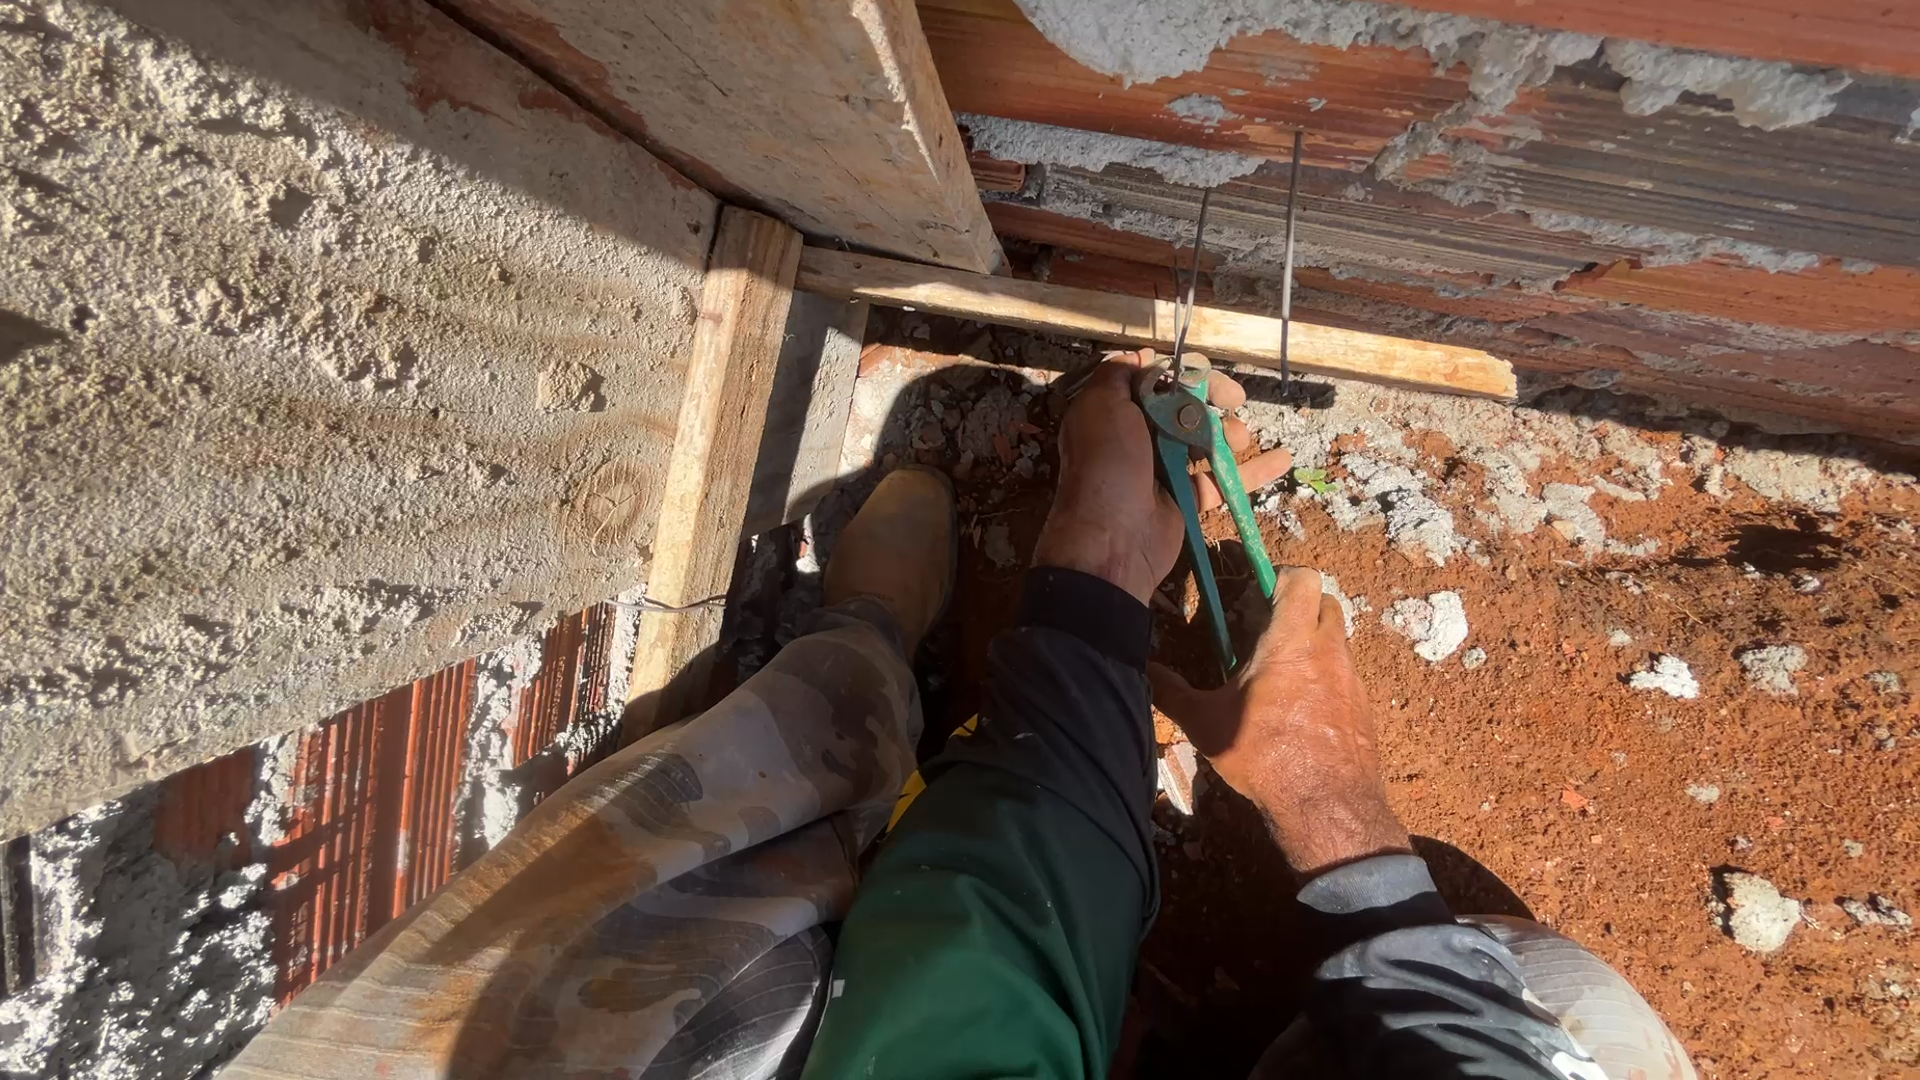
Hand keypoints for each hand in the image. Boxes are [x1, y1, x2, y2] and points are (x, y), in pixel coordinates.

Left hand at [1032, 350, 1291, 602]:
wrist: (1112, 537)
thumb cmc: (1107, 464)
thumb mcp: (1100, 407)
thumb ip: (1116, 375)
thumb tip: (1138, 356)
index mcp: (1114, 414)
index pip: (1153, 382)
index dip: (1179, 373)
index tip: (1201, 371)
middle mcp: (1136, 439)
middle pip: (1183, 408)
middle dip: (1213, 399)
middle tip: (1236, 399)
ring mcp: (1162, 470)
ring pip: (1204, 441)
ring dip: (1229, 433)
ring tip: (1240, 437)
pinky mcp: (1184, 499)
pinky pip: (1221, 480)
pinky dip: (1251, 471)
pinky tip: (1282, 459)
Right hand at [1149, 567, 1410, 877]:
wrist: (1328, 808)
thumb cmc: (1263, 754)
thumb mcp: (1205, 722)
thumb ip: (1172, 691)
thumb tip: (1143, 669)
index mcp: (1290, 642)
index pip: (1302, 579)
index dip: (1281, 575)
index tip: (1256, 590)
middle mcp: (1328, 651)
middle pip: (1325, 602)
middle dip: (1298, 605)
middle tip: (1264, 626)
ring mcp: (1352, 679)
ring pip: (1336, 639)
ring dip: (1311, 641)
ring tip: (1277, 670)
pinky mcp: (1363, 707)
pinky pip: (1344, 673)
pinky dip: (1323, 675)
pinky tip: (1298, 706)